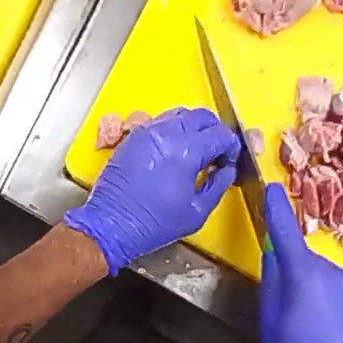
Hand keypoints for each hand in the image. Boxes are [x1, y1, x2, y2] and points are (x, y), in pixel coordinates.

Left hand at [64, 108, 239, 274]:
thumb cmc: (152, 224)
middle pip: (202, 117)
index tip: (228, 162)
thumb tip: (226, 171)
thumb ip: (218, 186)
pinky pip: (159, 124)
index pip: (221, 134)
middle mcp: (167, 134)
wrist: (111, 226)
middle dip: (214, 132)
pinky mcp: (132, 139)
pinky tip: (173, 154)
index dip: (231, 148)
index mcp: (187, 150)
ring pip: (180, 116)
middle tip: (215, 154)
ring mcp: (147, 133)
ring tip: (194, 154)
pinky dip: (172, 132)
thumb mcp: (196, 213)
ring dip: (193, 129)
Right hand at [259, 183, 342, 342]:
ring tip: (312, 335)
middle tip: (286, 316)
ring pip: (329, 283)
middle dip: (296, 280)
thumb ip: (271, 285)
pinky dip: (336, 311)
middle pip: (308, 265)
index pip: (285, 234)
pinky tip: (332, 339)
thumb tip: (275, 257)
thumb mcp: (271, 324)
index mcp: (305, 276)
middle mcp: (337, 273)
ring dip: (317, 298)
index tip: (271, 189)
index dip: (276, 211)